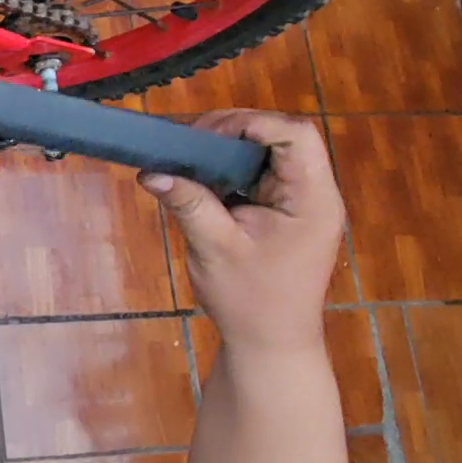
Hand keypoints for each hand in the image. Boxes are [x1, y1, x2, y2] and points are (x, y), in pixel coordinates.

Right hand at [139, 110, 344, 351]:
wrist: (268, 339)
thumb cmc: (249, 297)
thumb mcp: (214, 248)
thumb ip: (188, 204)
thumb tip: (150, 171)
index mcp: (311, 198)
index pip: (295, 136)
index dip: (252, 123)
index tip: (202, 135)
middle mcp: (310, 192)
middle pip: (280, 137)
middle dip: (231, 131)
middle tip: (184, 144)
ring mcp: (295, 201)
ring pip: (264, 153)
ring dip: (223, 149)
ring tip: (183, 156)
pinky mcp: (277, 211)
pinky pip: (252, 174)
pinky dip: (222, 169)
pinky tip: (193, 177)